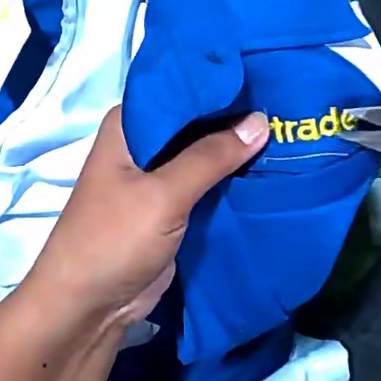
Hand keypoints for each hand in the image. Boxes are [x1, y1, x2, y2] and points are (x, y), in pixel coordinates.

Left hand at [19, 107, 268, 338]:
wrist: (89, 306)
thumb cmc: (114, 238)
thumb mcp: (163, 194)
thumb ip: (210, 157)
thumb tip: (261, 119)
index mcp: (128, 125)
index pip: (178, 89)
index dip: (217, 83)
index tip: (262, 74)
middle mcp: (140, 142)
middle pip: (193, 121)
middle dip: (233, 117)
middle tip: (288, 102)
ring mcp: (155, 175)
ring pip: (202, 153)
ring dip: (235, 148)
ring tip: (291, 128)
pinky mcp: (170, 206)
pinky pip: (205, 183)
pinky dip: (230, 178)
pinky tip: (270, 167)